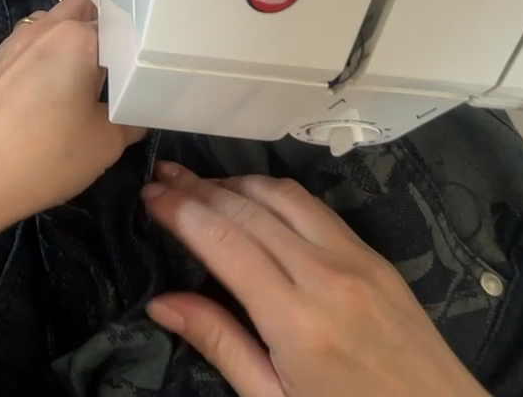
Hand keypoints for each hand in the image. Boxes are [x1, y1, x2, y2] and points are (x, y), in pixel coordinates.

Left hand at [0, 0, 144, 237]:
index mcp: (77, 37)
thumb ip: (131, 119)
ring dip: (68, 42)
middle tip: (111, 75)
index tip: (141, 75)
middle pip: (80, 11)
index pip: (119, 27)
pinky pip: (29, 45)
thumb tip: (136, 113)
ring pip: (51, 25)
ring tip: (79, 85)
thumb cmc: (46, 154)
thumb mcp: (106, 143)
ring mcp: (14, 42)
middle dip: (99, 34)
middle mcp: (44, 28)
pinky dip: (44, 57)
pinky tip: (47, 96)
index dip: (133, 50)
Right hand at [141, 163, 486, 396]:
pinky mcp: (375, 256)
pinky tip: (251, 197)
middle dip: (196, 188)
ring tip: (197, 183)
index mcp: (297, 321)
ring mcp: (356, 259)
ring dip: (232, 182)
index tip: (148, 194)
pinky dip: (271, 191)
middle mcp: (325, 275)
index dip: (179, 210)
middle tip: (160, 178)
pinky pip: (313, 205)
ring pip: (279, 194)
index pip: (222, 240)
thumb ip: (221, 345)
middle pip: (245, 209)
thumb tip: (159, 302)